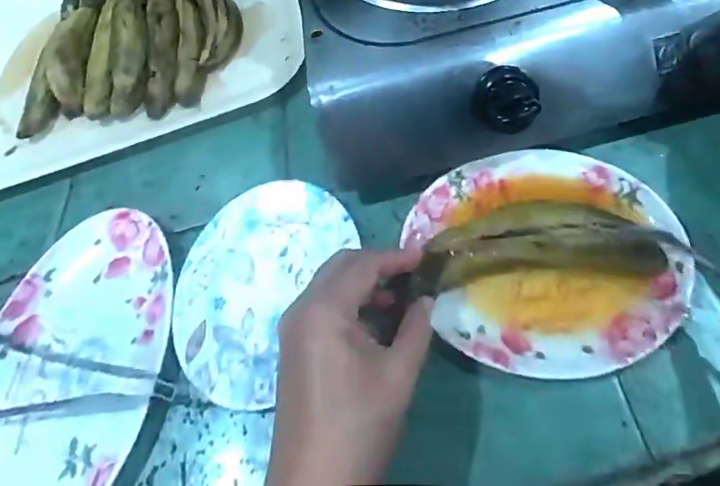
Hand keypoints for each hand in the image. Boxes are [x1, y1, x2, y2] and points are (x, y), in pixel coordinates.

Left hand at [268, 248, 434, 485]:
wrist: (313, 484)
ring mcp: (293, 327)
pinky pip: (323, 307)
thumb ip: (415, 330)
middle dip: (377, 265)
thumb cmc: (357, 427)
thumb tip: (426, 299)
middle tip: (413, 274)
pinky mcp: (294, 346)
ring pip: (331, 285)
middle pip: (341, 267)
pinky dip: (350, 304)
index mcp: (322, 309)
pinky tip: (377, 324)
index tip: (426, 257)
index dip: (395, 257)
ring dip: (363, 285)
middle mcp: (301, 308)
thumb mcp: (397, 377)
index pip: (361, 264)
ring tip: (401, 301)